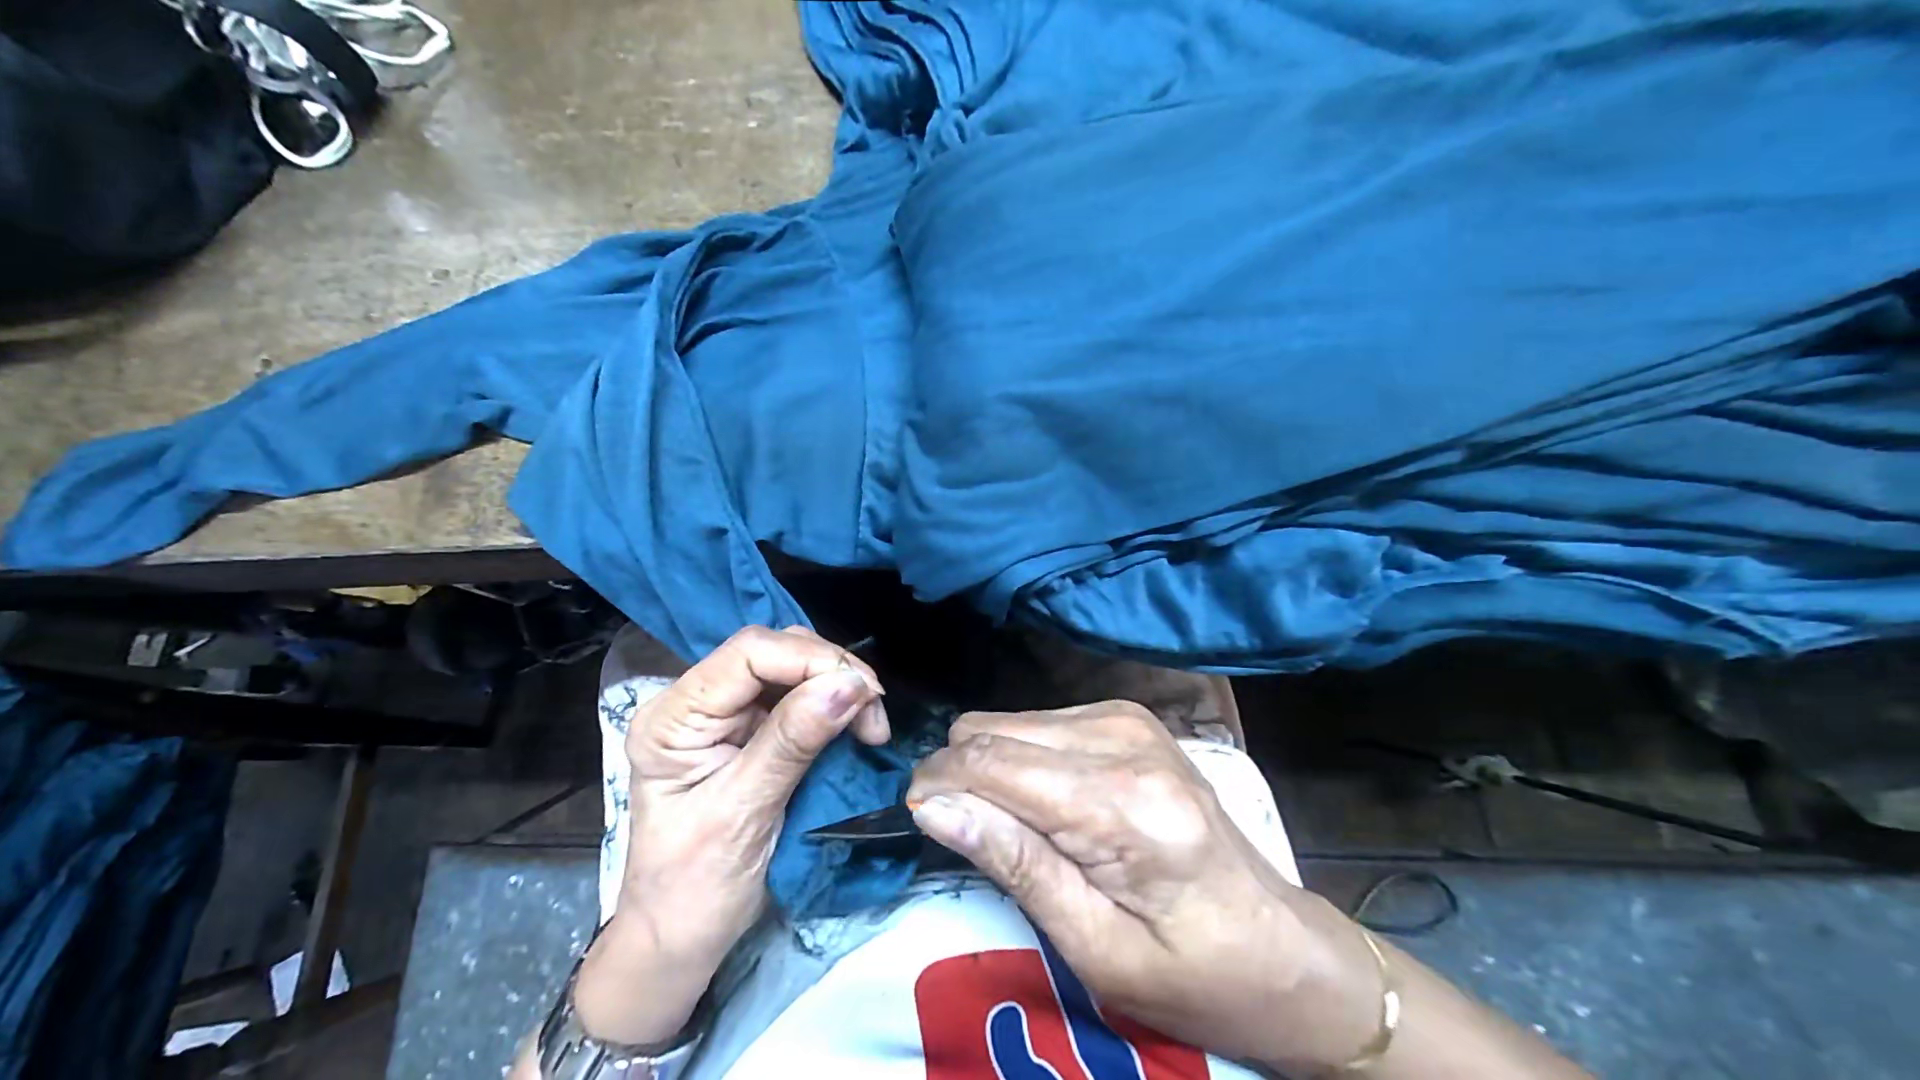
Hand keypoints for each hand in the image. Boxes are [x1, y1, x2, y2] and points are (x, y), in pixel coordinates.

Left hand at [573, 626, 887, 1045]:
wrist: (681, 938)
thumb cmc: (697, 888)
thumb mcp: (744, 813)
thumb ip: (793, 741)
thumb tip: (850, 684)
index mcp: (673, 718)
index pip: (747, 654)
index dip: (810, 659)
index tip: (862, 692)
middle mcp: (695, 702)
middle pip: (772, 651)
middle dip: (830, 671)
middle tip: (874, 715)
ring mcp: (723, 714)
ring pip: (790, 667)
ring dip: (837, 686)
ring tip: (869, 725)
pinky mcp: (748, 729)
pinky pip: (797, 696)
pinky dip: (832, 705)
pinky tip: (854, 725)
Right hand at [905, 701, 1381, 1073]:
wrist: (1285, 951)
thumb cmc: (1195, 974)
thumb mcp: (1096, 949)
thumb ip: (1015, 864)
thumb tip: (932, 804)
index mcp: (1122, 801)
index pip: (990, 760)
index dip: (936, 786)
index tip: (916, 823)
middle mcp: (1123, 737)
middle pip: (989, 729)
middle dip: (960, 779)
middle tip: (973, 842)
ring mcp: (1127, 718)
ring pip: (1006, 722)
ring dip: (991, 772)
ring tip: (1019, 833)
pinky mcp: (1127, 717)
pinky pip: (1036, 725)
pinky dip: (1021, 763)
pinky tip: (1048, 809)